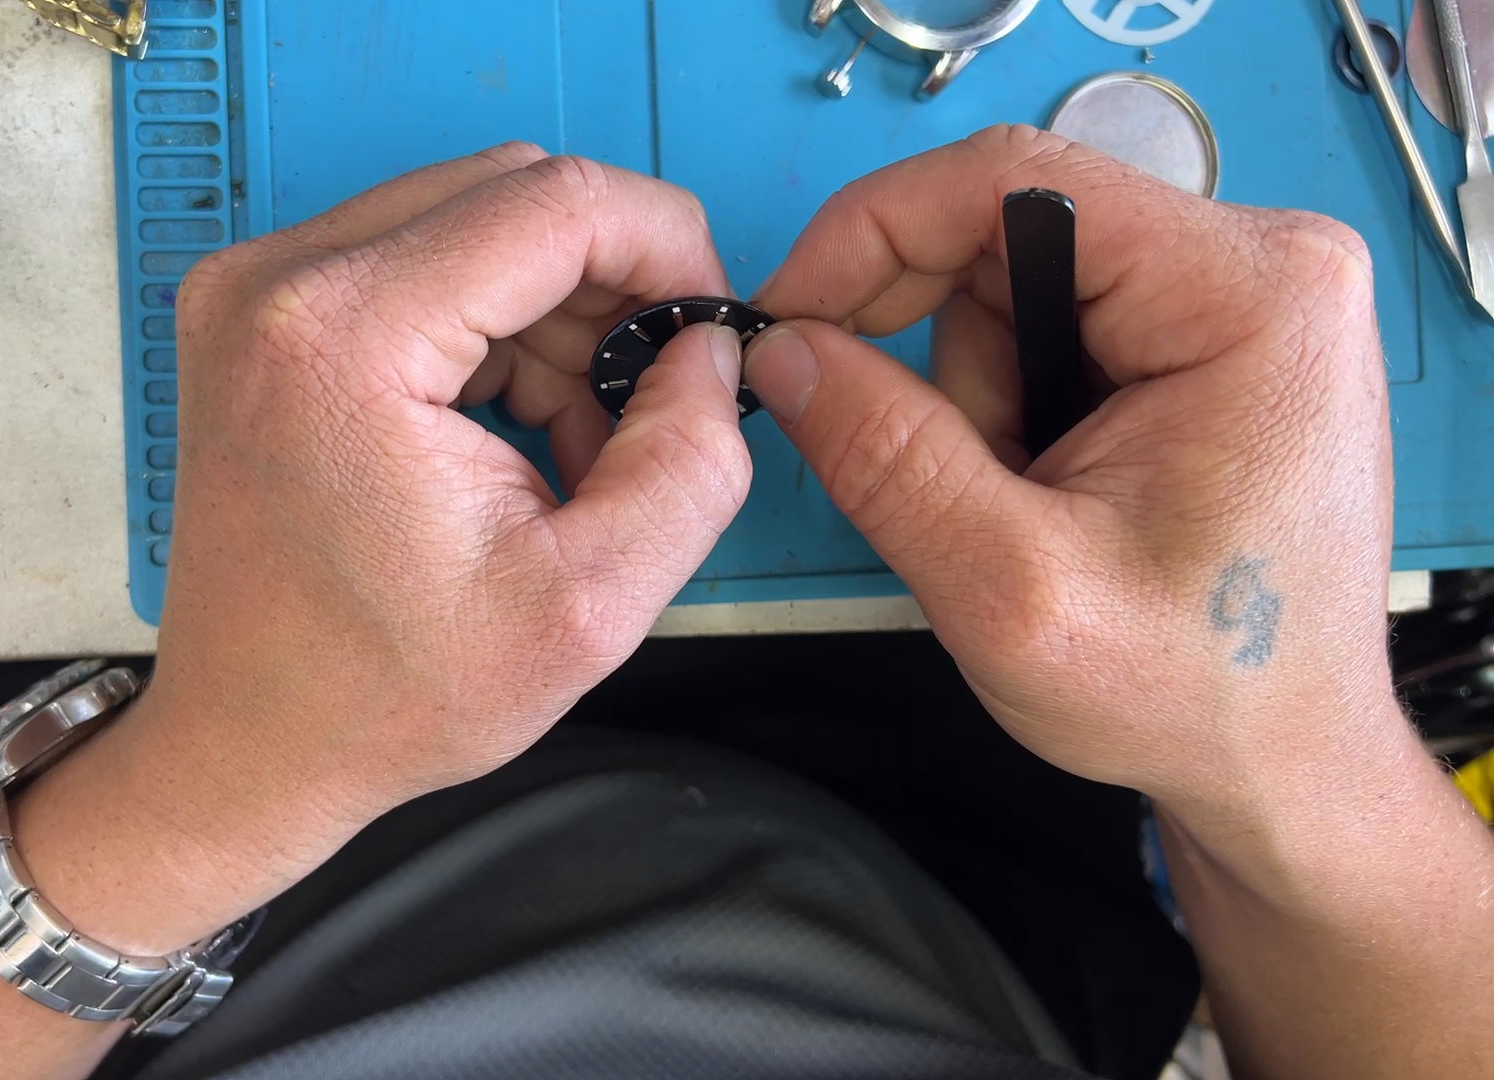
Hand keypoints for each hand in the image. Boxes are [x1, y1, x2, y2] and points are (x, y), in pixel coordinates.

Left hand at [108, 144, 744, 887]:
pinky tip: (513, 438)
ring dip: (553, 326)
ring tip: (575, 451)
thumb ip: (691, 465)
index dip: (664, 244)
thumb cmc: (386, 697)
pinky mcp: (268, 324)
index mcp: (348, 336)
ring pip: (472, 236)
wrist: (251, 741)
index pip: (555, 203)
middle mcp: (281, 285)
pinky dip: (495, 340)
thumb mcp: (587, 607)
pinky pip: (422, 277)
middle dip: (609, 292)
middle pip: (510, 202)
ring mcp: (260, 296)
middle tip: (646, 404)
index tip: (704, 322)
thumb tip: (707, 354)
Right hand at [747, 126, 1398, 819]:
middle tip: (872, 444)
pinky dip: (972, 412)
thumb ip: (883, 458)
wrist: (1263, 756)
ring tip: (992, 502)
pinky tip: (1011, 487)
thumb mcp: (1002, 584)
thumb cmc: (1173, 688)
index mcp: (1234, 292)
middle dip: (904, 341)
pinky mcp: (1162, 349)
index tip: (775, 324)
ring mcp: (1197, 305)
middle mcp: (1232, 265)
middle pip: (987, 235)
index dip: (860, 239)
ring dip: (947, 399)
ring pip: (985, 297)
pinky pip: (1010, 339)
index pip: (1004, 185)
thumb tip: (774, 351)